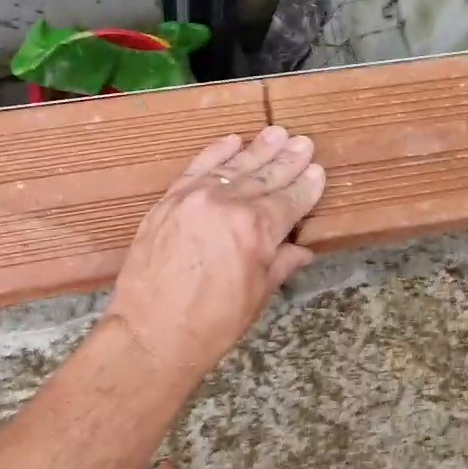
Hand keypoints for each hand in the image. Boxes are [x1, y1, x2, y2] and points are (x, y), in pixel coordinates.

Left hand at [104, 126, 326, 377]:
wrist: (150, 335)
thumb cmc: (212, 325)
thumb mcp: (257, 296)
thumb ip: (280, 264)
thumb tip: (301, 249)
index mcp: (256, 230)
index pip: (289, 201)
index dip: (306, 187)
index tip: (317, 171)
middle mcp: (228, 205)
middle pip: (265, 177)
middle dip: (287, 160)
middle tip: (304, 142)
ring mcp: (195, 198)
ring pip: (234, 167)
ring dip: (258, 149)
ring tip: (276, 133)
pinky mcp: (169, 200)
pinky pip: (197, 167)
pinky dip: (216, 152)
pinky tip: (233, 140)